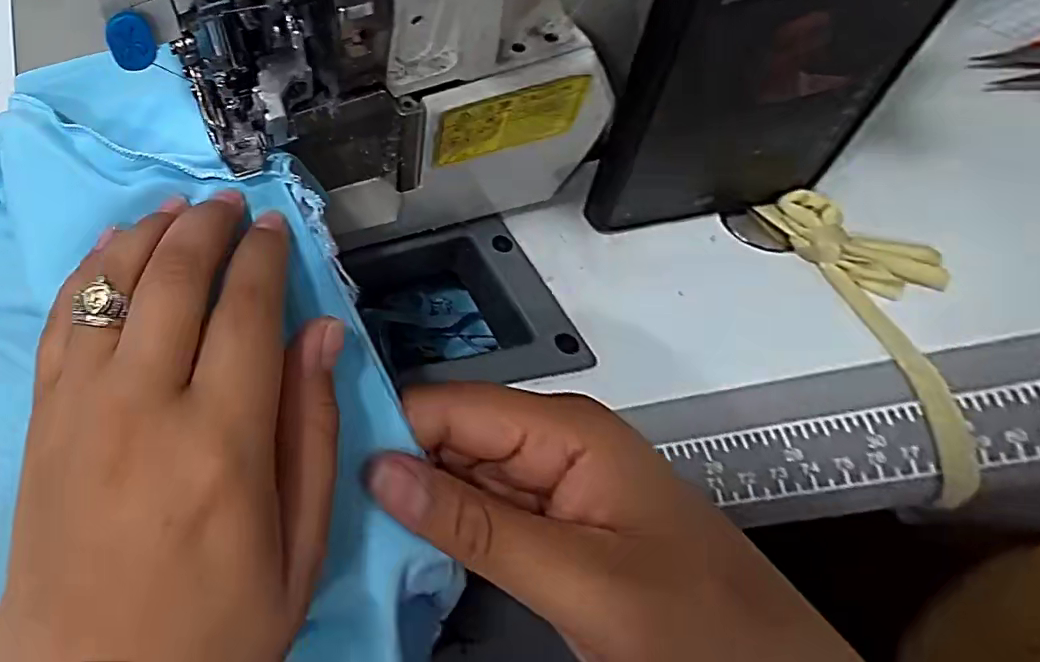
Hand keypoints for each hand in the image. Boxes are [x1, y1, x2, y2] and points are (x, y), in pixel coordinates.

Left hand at [0, 192, 347, 661]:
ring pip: (114, 278)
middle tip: (228, 205)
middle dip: (208, 225)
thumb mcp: (294, 553)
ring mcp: (82, 396)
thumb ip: (313, 432)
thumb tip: (321, 333)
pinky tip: (112, 242)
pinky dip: (89, 265)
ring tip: (177, 209)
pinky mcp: (43, 403)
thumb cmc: (206, 626)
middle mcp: (144, 401)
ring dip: (149, 229)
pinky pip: (62, 310)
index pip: (248, 311)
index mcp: (221, 443)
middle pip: (177, 274)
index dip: (265, 256)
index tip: (274, 227)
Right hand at [368, 383, 859, 661]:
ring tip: (356, 520)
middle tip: (338, 501)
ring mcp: (543, 480)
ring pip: (450, 471)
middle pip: (442, 435)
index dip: (389, 431)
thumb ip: (475, 525)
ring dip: (412, 496)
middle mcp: (544, 439)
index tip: (334, 467)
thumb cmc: (706, 633)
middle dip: (395, 465)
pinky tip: (401, 538)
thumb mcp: (587, 584)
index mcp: (560, 427)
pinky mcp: (542, 520)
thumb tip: (374, 470)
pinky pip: (471, 506)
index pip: (445, 407)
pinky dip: (439, 523)